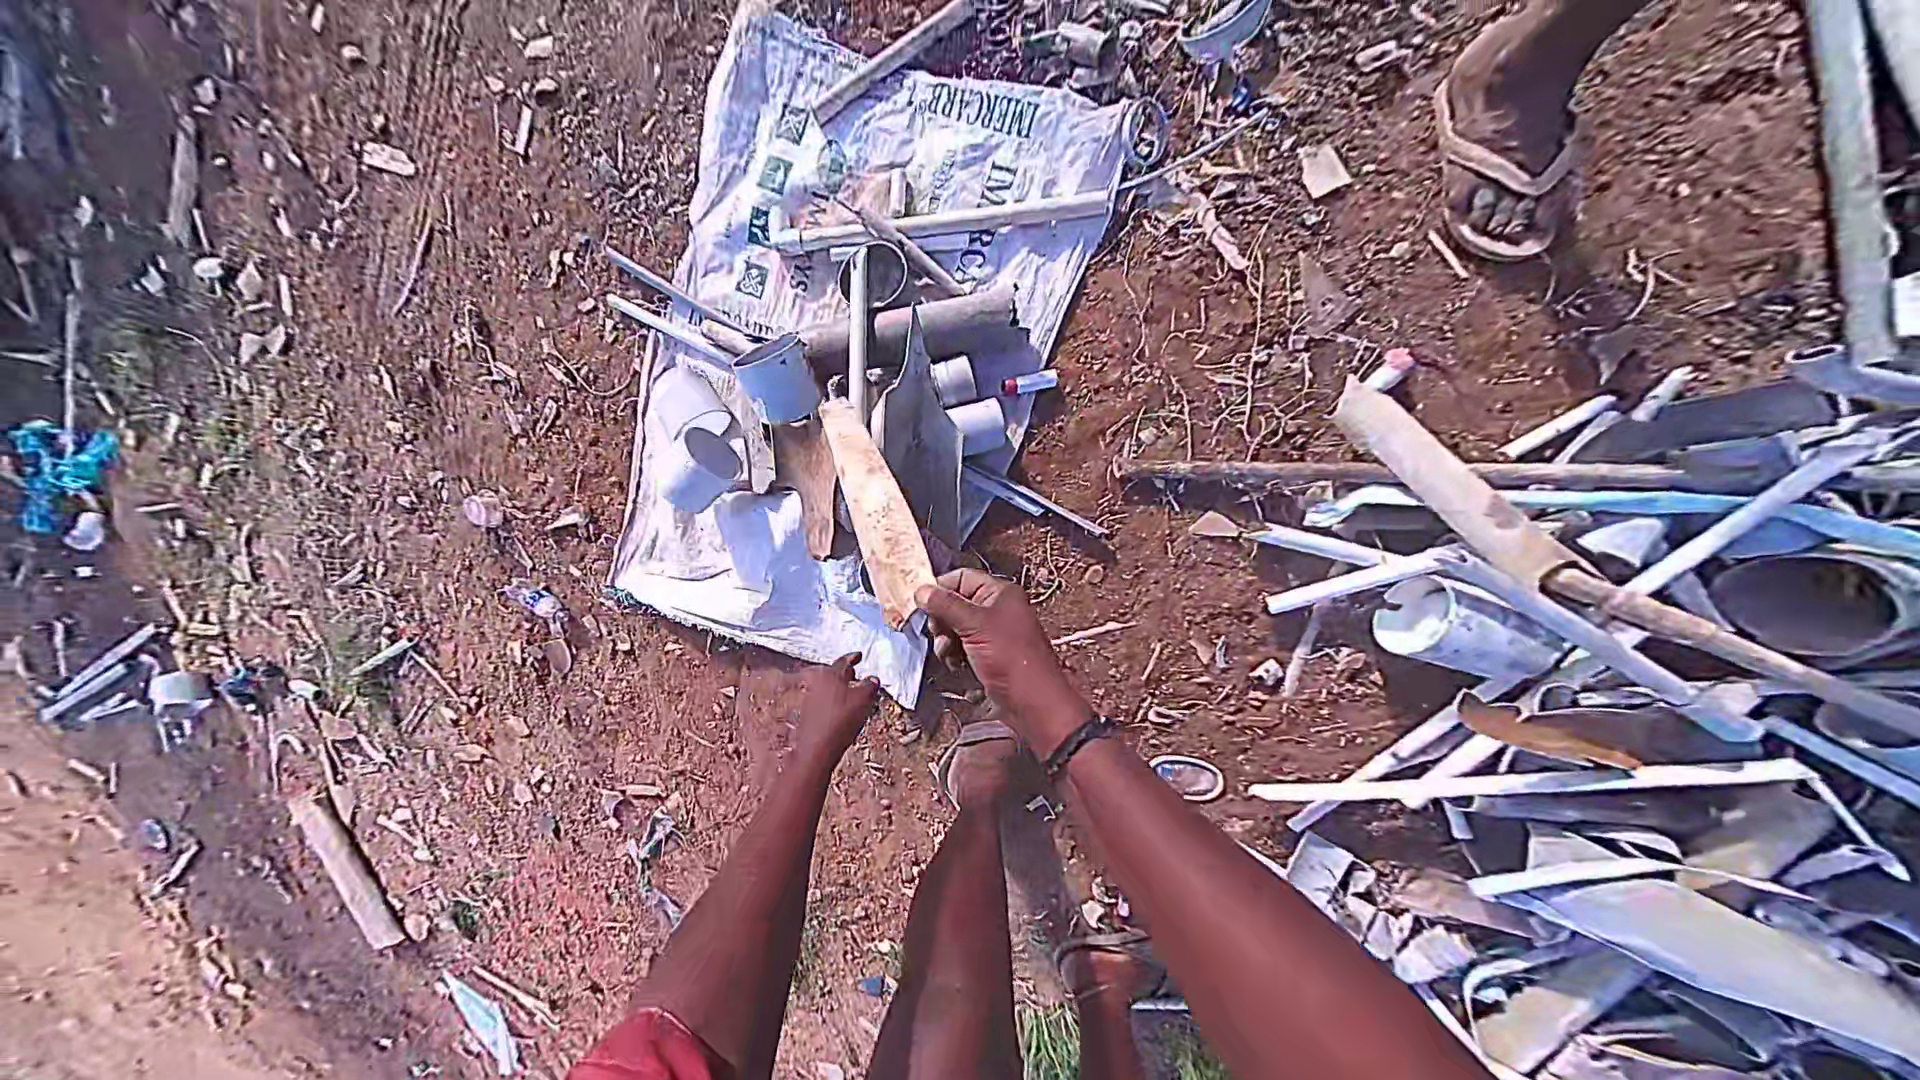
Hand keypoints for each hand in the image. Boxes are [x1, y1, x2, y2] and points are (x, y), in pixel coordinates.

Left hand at [795, 653, 878, 761]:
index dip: (853, 658)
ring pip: (826, 687)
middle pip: (832, 673)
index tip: (859, 655)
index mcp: (830, 673)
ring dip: (837, 688)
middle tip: (854, 675)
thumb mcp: (863, 700)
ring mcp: (808, 698)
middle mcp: (816, 681)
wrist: (816, 748)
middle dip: (844, 674)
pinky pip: (822, 700)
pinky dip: (831, 701)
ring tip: (849, 694)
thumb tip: (872, 679)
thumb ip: (870, 686)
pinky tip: (840, 710)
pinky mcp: (805, 713)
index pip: (844, 661)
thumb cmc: (842, 719)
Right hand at [915, 569, 1091, 754]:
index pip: (961, 578)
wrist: (1032, 702)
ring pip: (955, 627)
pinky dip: (955, 654)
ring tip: (949, 654)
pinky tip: (956, 664)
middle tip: (939, 634)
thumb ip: (945, 605)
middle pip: (955, 603)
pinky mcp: (987, 654)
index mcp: (999, 593)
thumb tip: (920, 590)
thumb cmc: (1009, 657)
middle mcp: (996, 609)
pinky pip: (961, 646)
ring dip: (946, 640)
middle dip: (942, 619)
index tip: (921, 605)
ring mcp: (991, 633)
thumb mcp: (975, 625)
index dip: (941, 589)